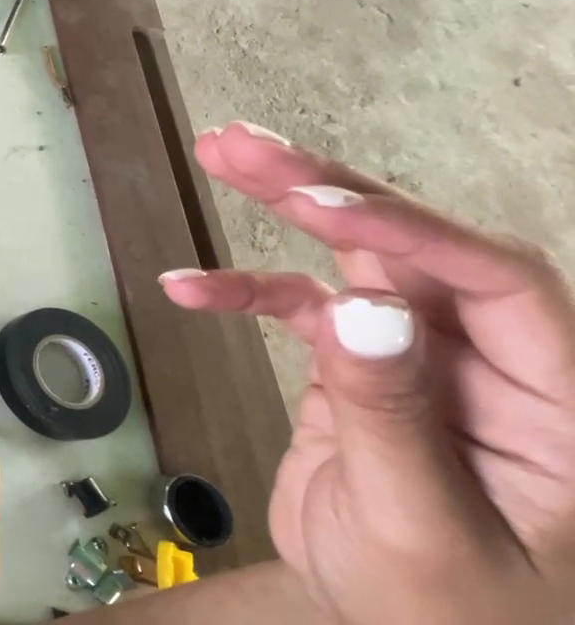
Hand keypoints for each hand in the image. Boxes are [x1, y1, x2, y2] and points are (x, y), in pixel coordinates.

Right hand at [158, 123, 574, 623]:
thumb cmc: (445, 611)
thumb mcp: (421, 526)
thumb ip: (393, 416)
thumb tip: (363, 308)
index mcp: (562, 404)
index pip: (498, 284)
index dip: (409, 232)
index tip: (313, 203)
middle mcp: (498, 362)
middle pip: (417, 249)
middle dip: (328, 190)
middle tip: (237, 143)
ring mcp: (422, 359)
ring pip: (356, 258)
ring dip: (283, 206)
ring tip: (216, 154)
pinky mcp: (357, 367)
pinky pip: (300, 309)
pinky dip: (241, 293)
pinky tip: (184, 287)